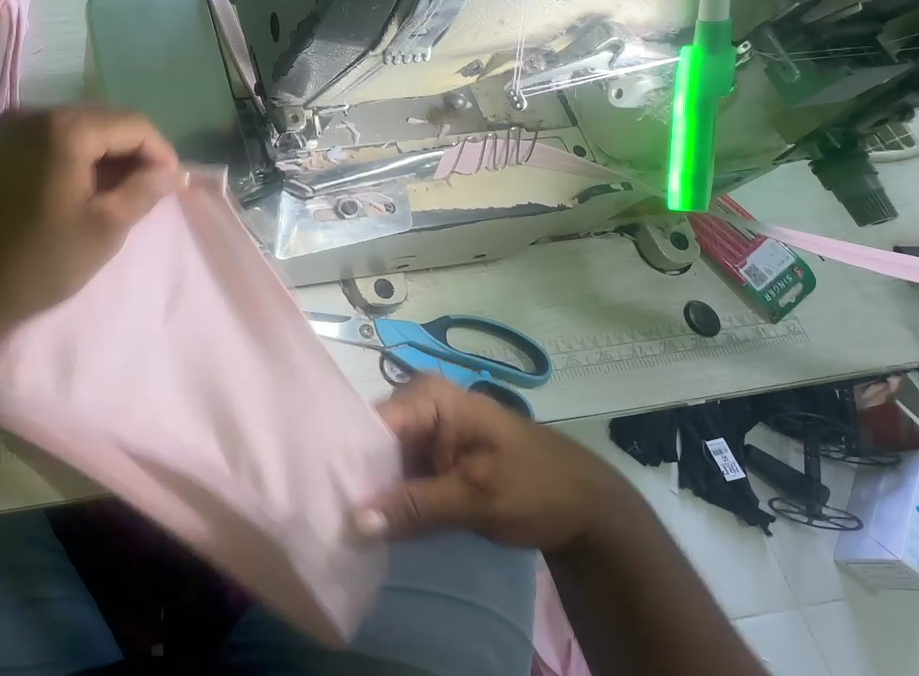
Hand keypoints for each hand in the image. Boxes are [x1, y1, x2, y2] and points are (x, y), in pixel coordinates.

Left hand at [0, 106, 180, 349]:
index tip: (172, 186)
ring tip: (114, 196)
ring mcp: (6, 129)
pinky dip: (70, 159)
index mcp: (63, 128)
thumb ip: (142, 192)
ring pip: (73, 130)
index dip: (160, 151)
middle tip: (147, 192)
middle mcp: (32, 114)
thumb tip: (166, 172)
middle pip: (101, 121)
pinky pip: (45, 141)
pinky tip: (77, 191)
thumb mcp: (103, 231)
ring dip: (101, 156)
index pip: (131, 123)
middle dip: (130, 152)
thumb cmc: (36, 264)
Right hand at [355, 375, 637, 552]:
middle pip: (372, 439)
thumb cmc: (538, 488)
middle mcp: (421, 403)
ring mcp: (427, 429)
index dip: (349, 460)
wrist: (589, 509)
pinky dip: (392, 497)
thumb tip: (355, 522)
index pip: (371, 423)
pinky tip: (376, 521)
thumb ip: (415, 507)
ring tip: (349, 523)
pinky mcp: (433, 455)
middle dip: (358, 477)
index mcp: (430, 396)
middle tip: (336, 516)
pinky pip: (400, 472)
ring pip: (383, 459)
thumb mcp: (476, 498)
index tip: (330, 498)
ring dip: (373, 491)